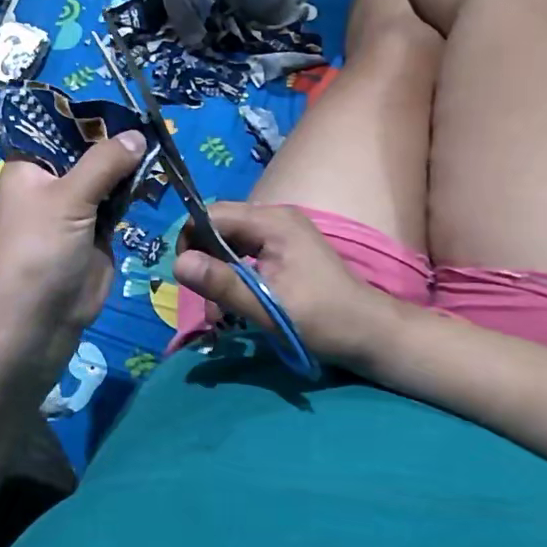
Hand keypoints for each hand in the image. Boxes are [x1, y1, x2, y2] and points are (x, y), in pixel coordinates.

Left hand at [0, 132, 148, 349]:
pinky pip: (119, 200)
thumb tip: (139, 134)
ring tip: (163, 143)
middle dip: (118, 140)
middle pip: (88, 149)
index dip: (91, 117)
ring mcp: (76, 205)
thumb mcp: (68, 199)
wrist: (42, 321)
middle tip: (156, 124)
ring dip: (131, 165)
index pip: (59, 127)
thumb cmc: (40, 252)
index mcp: (29, 166)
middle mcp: (51, 181)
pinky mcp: (98, 228)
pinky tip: (157, 174)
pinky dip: (135, 190)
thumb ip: (104, 163)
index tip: (129, 107)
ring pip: (108, 174)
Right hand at [172, 203, 404, 368]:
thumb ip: (222, 283)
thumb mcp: (267, 307)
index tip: (187, 277)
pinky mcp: (286, 250)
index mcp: (273, 222)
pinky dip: (236, 276)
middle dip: (205, 262)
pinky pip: (247, 254)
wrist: (369, 333)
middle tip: (205, 302)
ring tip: (220, 314)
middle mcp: (276, 218)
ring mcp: (283, 233)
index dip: (191, 240)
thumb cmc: (322, 319)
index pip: (213, 214)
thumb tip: (177, 264)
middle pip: (220, 227)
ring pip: (231, 243)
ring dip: (219, 274)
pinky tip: (237, 304)